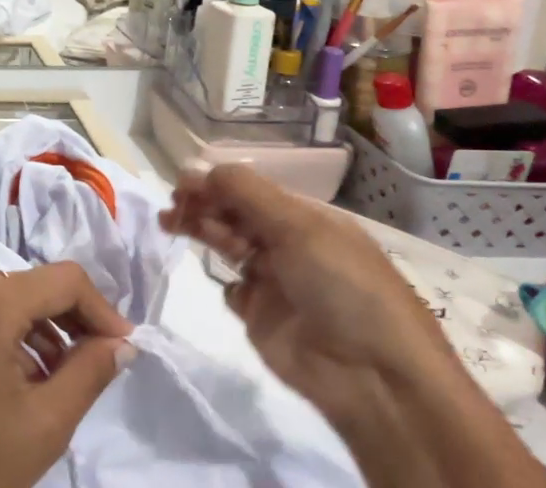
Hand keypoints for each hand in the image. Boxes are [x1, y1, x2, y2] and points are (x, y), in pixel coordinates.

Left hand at [0, 264, 135, 487]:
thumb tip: (121, 344)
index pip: (63, 278)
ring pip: (7, 300)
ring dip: (43, 331)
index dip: (101, 309)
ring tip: (63, 382)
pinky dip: (11, 338)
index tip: (124, 350)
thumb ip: (89, 374)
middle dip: (73, 319)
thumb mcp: (45, 423)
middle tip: (101, 363)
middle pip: (33, 285)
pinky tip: (23, 383)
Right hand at [159, 163, 453, 422]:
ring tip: (171, 224)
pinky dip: (225, 285)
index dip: (217, 183)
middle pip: (237, 214)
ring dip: (203, 232)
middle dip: (204, 204)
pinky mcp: (262, 318)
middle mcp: (292, 245)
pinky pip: (232, 291)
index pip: (253, 190)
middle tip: (171, 204)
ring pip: (229, 246)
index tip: (182, 182)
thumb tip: (196, 166)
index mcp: (308, 219)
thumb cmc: (342, 287)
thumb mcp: (298, 227)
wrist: (374, 378)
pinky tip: (230, 288)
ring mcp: (277, 282)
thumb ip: (244, 192)